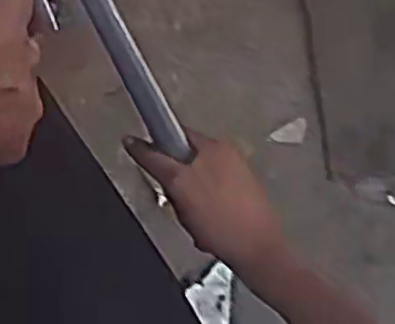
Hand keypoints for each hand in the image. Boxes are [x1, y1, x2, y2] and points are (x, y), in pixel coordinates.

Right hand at [126, 128, 288, 270]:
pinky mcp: (246, 205)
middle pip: (183, 160)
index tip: (154, 165)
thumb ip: (151, 158)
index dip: (158, 147)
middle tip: (175, 197)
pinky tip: (205, 227)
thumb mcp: (176, 182)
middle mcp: (231, 159)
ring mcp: (241, 183)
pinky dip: (204, 212)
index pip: (173, 132)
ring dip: (187, 200)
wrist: (264, 261)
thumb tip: (130, 140)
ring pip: (196, 183)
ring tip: (191, 217)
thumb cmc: (220, 217)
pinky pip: (211, 200)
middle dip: (174, 181)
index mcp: (216, 147)